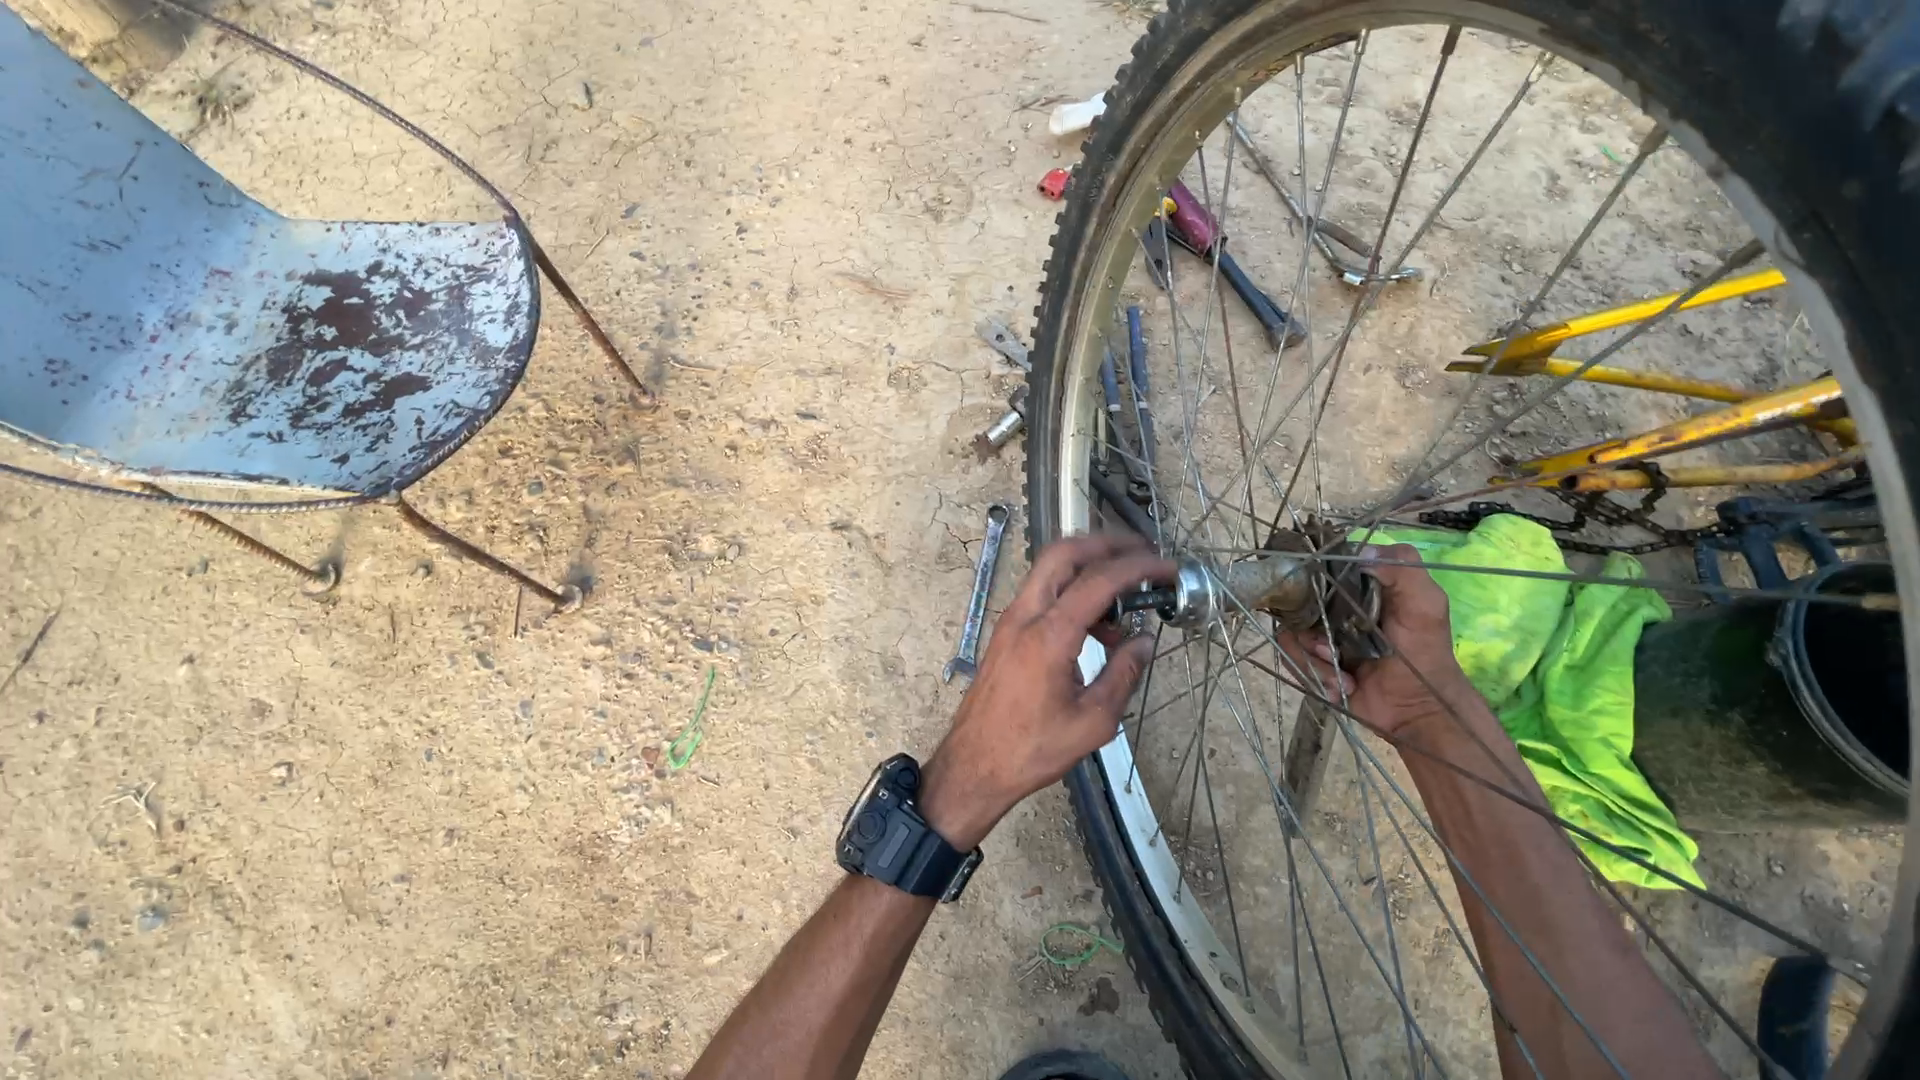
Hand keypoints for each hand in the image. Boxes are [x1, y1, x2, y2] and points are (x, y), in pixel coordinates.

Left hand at [918, 533, 1173, 848]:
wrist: (973, 765)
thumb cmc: (1032, 750)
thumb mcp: (1093, 721)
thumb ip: (1124, 674)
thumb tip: (1146, 641)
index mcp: (1049, 635)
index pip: (1099, 579)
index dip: (1139, 566)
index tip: (1167, 567)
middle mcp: (1025, 615)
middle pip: (1064, 551)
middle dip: (1106, 542)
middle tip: (1142, 552)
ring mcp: (1010, 621)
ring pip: (1049, 569)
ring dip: (1087, 568)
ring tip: (1126, 600)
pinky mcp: (1005, 633)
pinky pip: (1042, 594)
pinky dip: (1071, 592)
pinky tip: (1098, 628)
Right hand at [1280, 544, 1479, 739]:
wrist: (1416, 711)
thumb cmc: (1423, 654)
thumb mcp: (1425, 605)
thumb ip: (1403, 569)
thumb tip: (1360, 551)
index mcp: (1360, 585)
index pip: (1320, 567)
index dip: (1310, 579)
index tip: (1317, 597)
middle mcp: (1335, 605)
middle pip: (1295, 601)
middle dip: (1310, 628)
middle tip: (1332, 648)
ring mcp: (1320, 633)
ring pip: (1289, 631)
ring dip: (1312, 656)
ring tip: (1339, 672)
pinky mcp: (1311, 660)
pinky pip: (1290, 657)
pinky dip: (1312, 673)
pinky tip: (1340, 686)